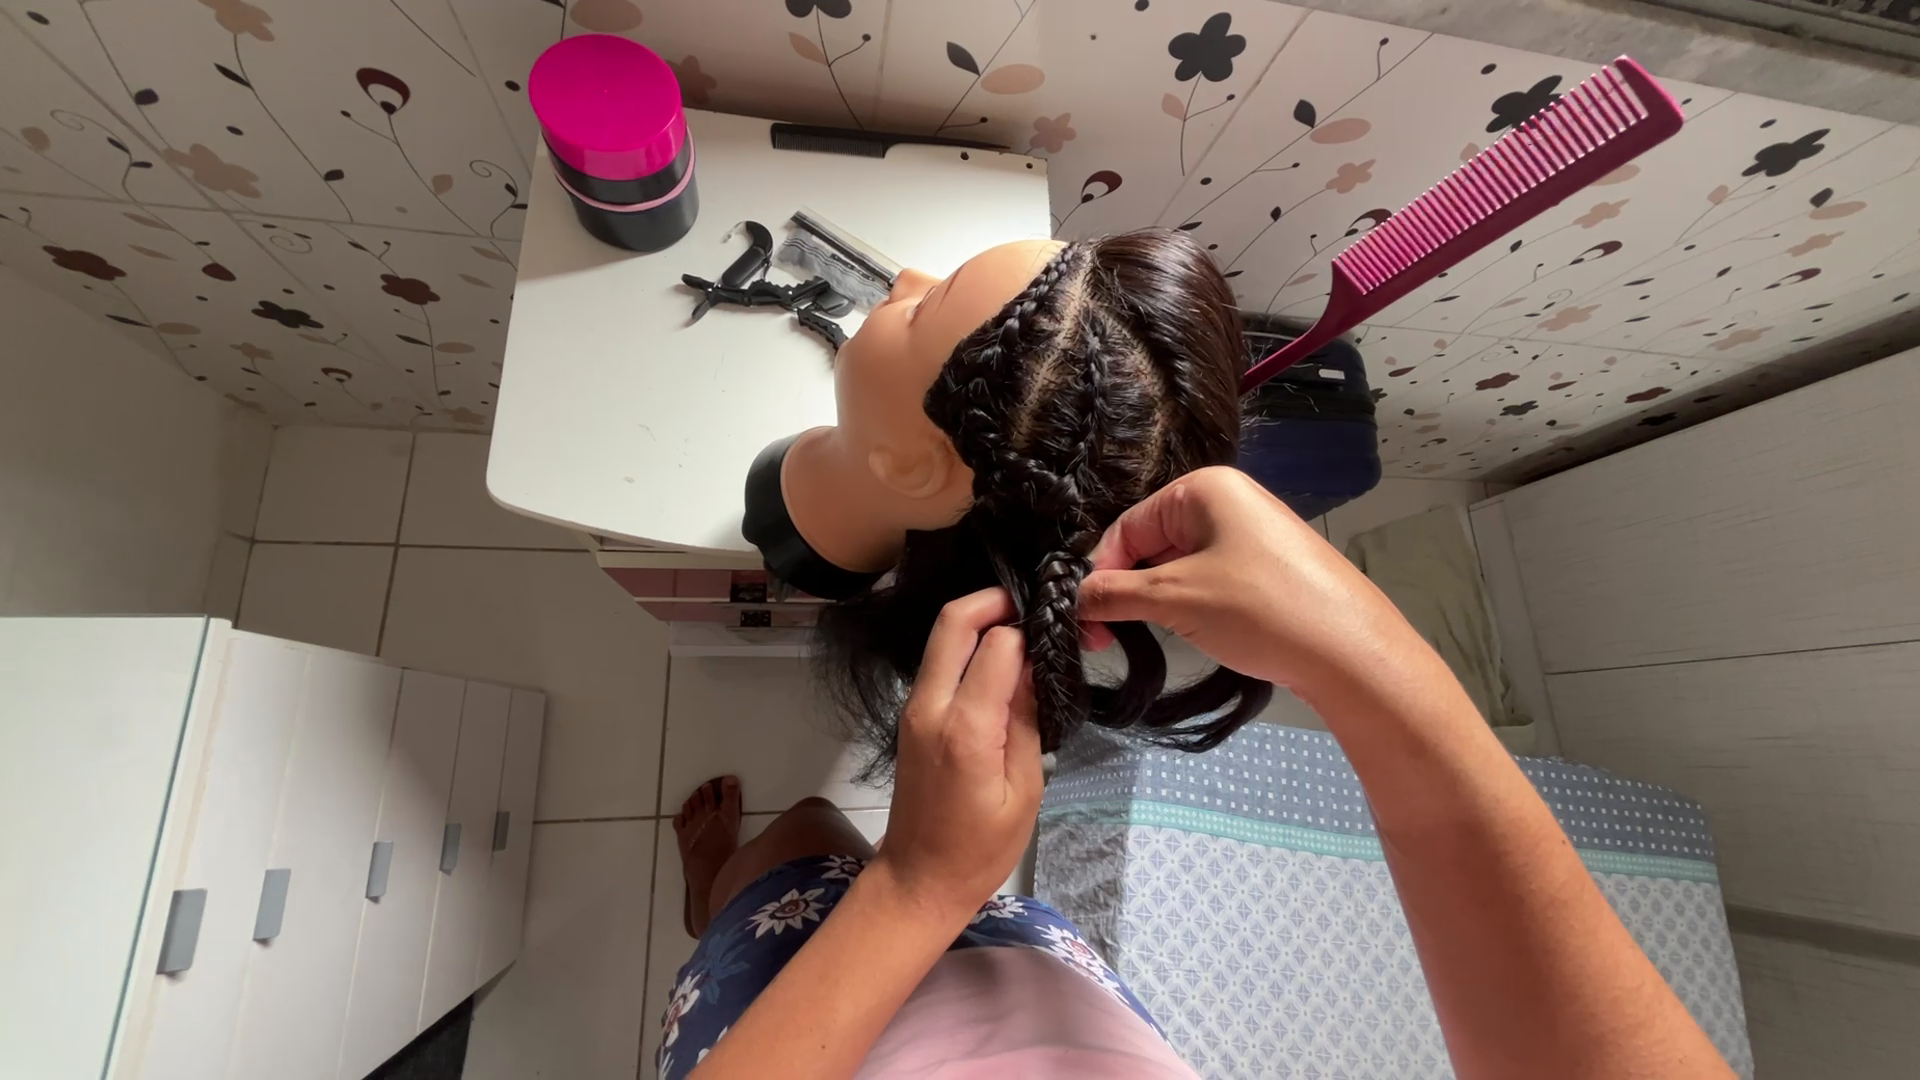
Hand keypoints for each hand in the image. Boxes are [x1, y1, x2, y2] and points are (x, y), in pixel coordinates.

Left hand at [874, 588, 1043, 922]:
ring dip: (979, 620)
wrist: (918, 880)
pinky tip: (999, 661)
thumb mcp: (1023, 790)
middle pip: (953, 621)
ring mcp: (914, 707)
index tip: (1056, 637)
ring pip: (941, 636)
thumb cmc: (980, 849)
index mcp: (965, 728)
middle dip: (993, 600)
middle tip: (1031, 608)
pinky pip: (937, 661)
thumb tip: (1033, 663)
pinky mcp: (911, 714)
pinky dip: (967, 646)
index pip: (997, 645)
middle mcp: (931, 705)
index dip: (1029, 632)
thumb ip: (1026, 718)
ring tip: (1022, 633)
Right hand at [1078, 466, 1427, 698]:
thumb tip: (1069, 599)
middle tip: (1102, 638)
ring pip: (1174, 565)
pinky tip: (1182, 631)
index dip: (1098, 573)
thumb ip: (1111, 593)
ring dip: (1150, 601)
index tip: (1082, 621)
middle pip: (1147, 544)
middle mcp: (1224, 500)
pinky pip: (1204, 577)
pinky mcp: (1262, 567)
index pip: (1125, 527)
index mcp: (1201, 488)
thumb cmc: (1258, 609)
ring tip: (1140, 637)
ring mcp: (1247, 534)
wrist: (1353, 655)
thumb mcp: (1174, 599)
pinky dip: (1183, 604)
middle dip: (1123, 589)